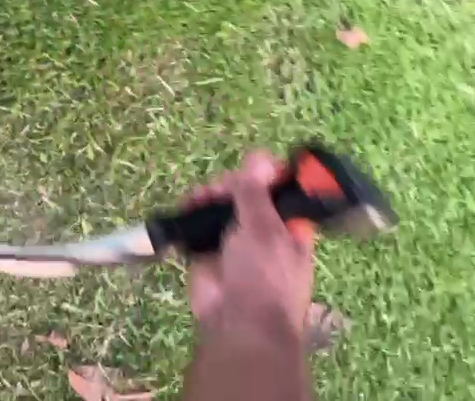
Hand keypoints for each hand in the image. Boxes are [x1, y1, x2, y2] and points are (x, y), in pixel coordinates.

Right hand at [184, 151, 313, 339]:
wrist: (236, 319)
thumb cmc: (263, 275)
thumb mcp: (263, 228)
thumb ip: (255, 192)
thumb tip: (261, 155)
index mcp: (288, 229)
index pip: (277, 192)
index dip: (261, 177)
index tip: (246, 171)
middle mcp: (262, 232)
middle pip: (242, 194)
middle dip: (226, 187)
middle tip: (217, 191)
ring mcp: (233, 241)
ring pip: (217, 205)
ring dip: (205, 197)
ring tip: (197, 200)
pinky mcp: (207, 249)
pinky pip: (196, 221)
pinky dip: (189, 212)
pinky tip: (186, 208)